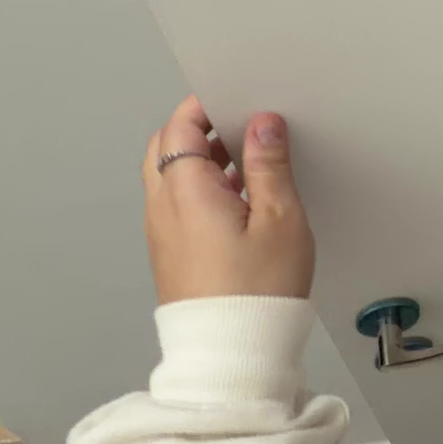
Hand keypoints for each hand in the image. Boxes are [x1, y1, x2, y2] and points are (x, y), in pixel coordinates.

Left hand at [141, 96, 314, 303]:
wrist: (235, 347)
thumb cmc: (260, 284)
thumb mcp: (279, 215)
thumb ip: (269, 164)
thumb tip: (264, 122)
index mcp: (185, 193)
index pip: (177, 130)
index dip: (202, 106)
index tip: (235, 96)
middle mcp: (163, 208)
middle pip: (165, 149)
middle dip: (197, 128)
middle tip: (241, 123)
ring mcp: (164, 231)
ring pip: (171, 175)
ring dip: (202, 156)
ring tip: (251, 156)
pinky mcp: (174, 249)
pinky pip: (180, 201)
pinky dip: (204, 183)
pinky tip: (244, 194)